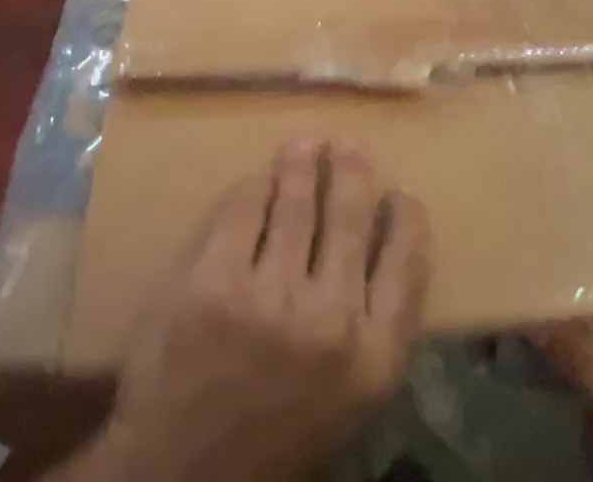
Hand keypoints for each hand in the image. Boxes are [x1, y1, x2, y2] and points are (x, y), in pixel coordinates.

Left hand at [60, 138, 430, 481]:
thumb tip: (384, 248)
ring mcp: (268, 298)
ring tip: (304, 144)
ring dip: (301, 165)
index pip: (408, 263)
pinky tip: (257, 179)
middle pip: (349, 220)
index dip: (407, 218)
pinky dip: (253, 188)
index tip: (401, 193)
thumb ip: (376, 330)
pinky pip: (241, 212)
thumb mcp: (352, 400)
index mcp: (374, 357)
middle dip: (352, 172)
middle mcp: (330, 321)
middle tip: (350, 144)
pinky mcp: (212, 282)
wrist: (184, 469)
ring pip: (295, 205)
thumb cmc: (276, 433)